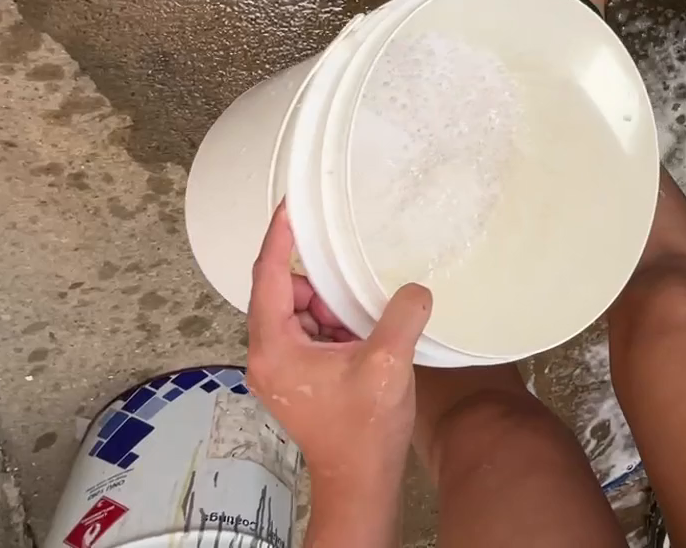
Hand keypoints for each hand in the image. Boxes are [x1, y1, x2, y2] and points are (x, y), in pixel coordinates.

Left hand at [245, 206, 432, 491]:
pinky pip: (318, 329)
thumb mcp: (387, 363)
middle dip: (323, 282)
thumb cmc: (364, 427)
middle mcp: (272, 356)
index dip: (279, 239)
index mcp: (275, 349)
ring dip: (335, 304)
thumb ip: (401, 314)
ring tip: (368, 312)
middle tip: (357, 281)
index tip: (291, 206)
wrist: (361, 478)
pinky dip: (341, 320)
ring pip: (305, 311)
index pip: (270, 279)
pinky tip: (369, 327)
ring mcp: (288, 367)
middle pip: (288, 293)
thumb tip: (415, 288)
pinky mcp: (306, 375)